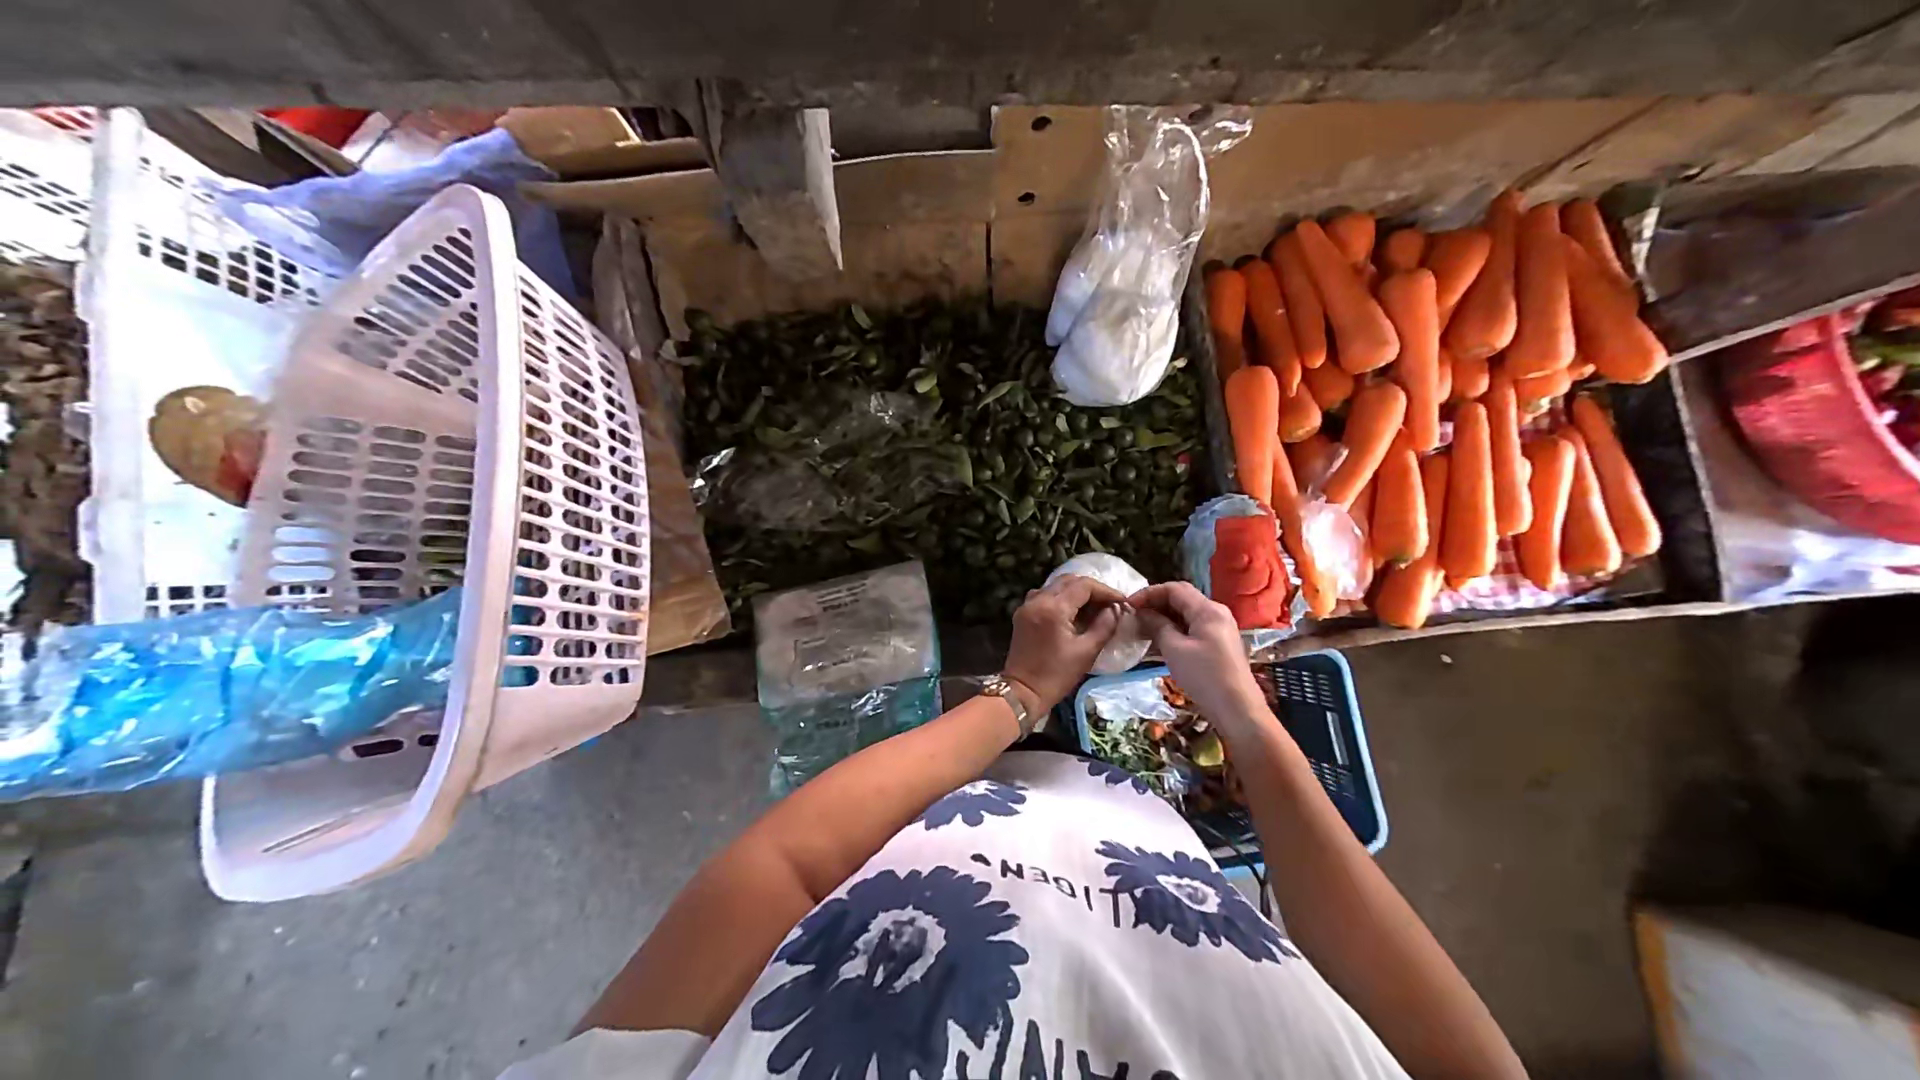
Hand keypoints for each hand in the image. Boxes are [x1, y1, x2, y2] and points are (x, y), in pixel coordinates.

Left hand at [1002, 575, 1127, 713]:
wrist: (1023, 692)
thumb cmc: (1057, 675)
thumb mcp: (1087, 652)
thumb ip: (1104, 625)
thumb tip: (1115, 609)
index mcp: (1053, 608)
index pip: (1084, 586)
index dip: (1106, 591)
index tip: (1121, 602)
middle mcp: (1037, 600)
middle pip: (1069, 581)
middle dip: (1092, 589)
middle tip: (1109, 604)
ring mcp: (1027, 606)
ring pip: (1055, 586)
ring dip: (1075, 592)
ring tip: (1094, 607)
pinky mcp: (1022, 614)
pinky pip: (1044, 596)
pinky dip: (1061, 598)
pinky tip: (1073, 612)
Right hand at [1128, 582, 1273, 735]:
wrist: (1237, 709)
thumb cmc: (1204, 676)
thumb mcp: (1174, 649)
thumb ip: (1157, 625)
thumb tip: (1142, 612)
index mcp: (1208, 609)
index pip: (1174, 589)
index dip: (1148, 593)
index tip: (1129, 605)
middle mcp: (1216, 613)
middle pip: (1181, 599)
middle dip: (1155, 605)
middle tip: (1133, 616)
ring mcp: (1219, 628)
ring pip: (1186, 614)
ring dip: (1163, 618)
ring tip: (1141, 629)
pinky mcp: (1218, 643)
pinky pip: (1192, 628)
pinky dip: (1174, 630)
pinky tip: (1158, 642)